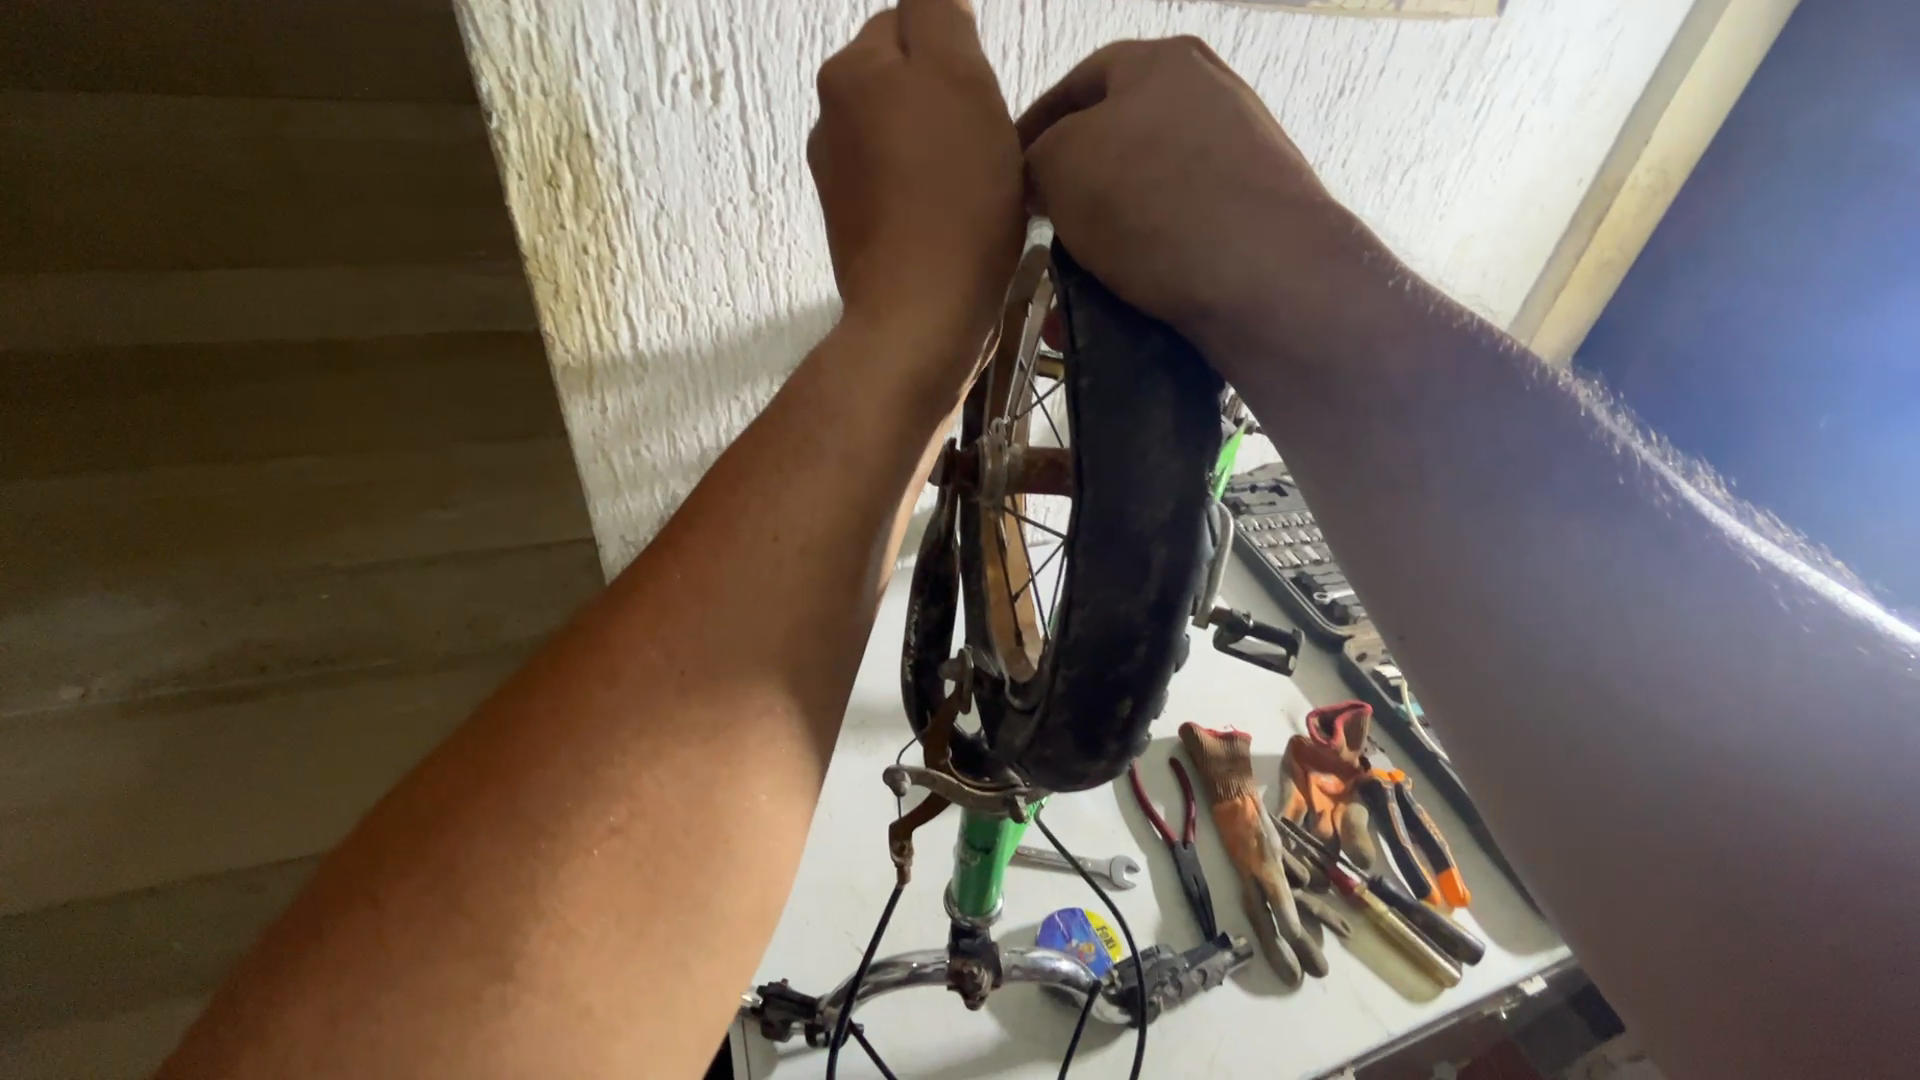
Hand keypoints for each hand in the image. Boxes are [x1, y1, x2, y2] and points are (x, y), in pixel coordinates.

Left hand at [809, 0, 1023, 373]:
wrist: (923, 315)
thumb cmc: (953, 198)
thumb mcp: (960, 80)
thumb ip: (941, 16)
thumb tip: (935, 1)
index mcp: (850, 72)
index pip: (914, 20)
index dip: (960, 55)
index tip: (981, 104)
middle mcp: (831, 120)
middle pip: (906, 83)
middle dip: (945, 102)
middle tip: (983, 148)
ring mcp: (839, 183)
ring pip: (905, 140)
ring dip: (938, 152)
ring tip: (972, 194)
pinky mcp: (856, 234)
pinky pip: (900, 190)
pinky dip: (925, 196)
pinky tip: (951, 226)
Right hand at [1018, 38, 1384, 374]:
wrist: (1268, 278)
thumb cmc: (1154, 201)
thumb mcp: (1063, 163)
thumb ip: (1037, 157)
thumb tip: (1042, 176)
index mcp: (1161, 64)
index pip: (1077, 84)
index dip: (1033, 128)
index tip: (1005, 176)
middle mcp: (1206, 102)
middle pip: (1113, 146)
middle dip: (1068, 195)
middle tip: (1036, 233)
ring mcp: (1235, 166)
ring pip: (1139, 206)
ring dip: (1096, 248)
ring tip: (1066, 289)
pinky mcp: (1249, 227)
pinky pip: (1171, 245)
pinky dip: (1134, 274)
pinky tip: (1108, 309)